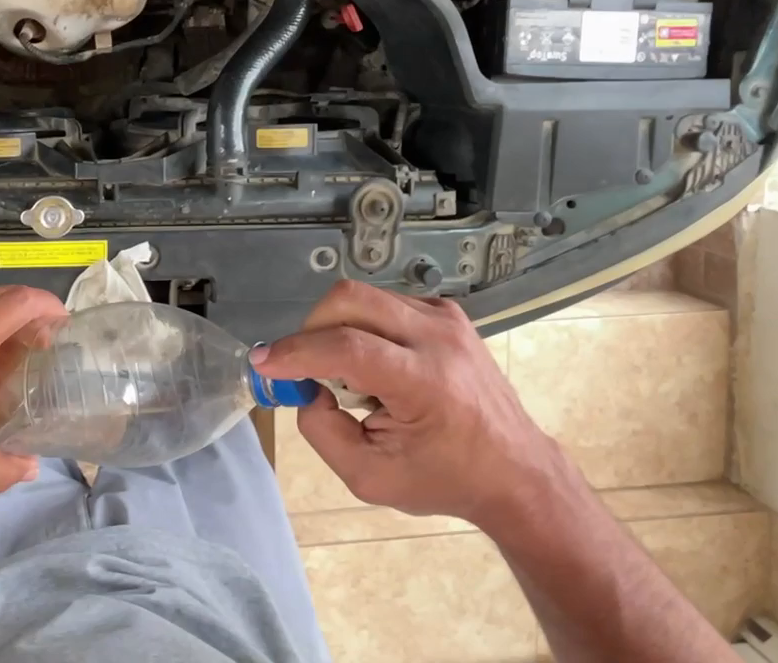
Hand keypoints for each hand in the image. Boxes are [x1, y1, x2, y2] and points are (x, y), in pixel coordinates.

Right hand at [250, 281, 566, 529]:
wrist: (515, 470)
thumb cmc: (443, 479)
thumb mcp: (370, 478)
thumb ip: (323, 431)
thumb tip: (306, 387)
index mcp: (426, 383)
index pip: (347, 348)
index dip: (296, 352)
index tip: (263, 363)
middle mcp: (439, 338)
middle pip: (350, 300)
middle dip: (311, 328)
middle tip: (303, 363)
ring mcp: (447, 318)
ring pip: (365, 298)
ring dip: (338, 329)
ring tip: (350, 374)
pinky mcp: (448, 312)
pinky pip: (385, 304)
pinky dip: (365, 326)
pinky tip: (377, 363)